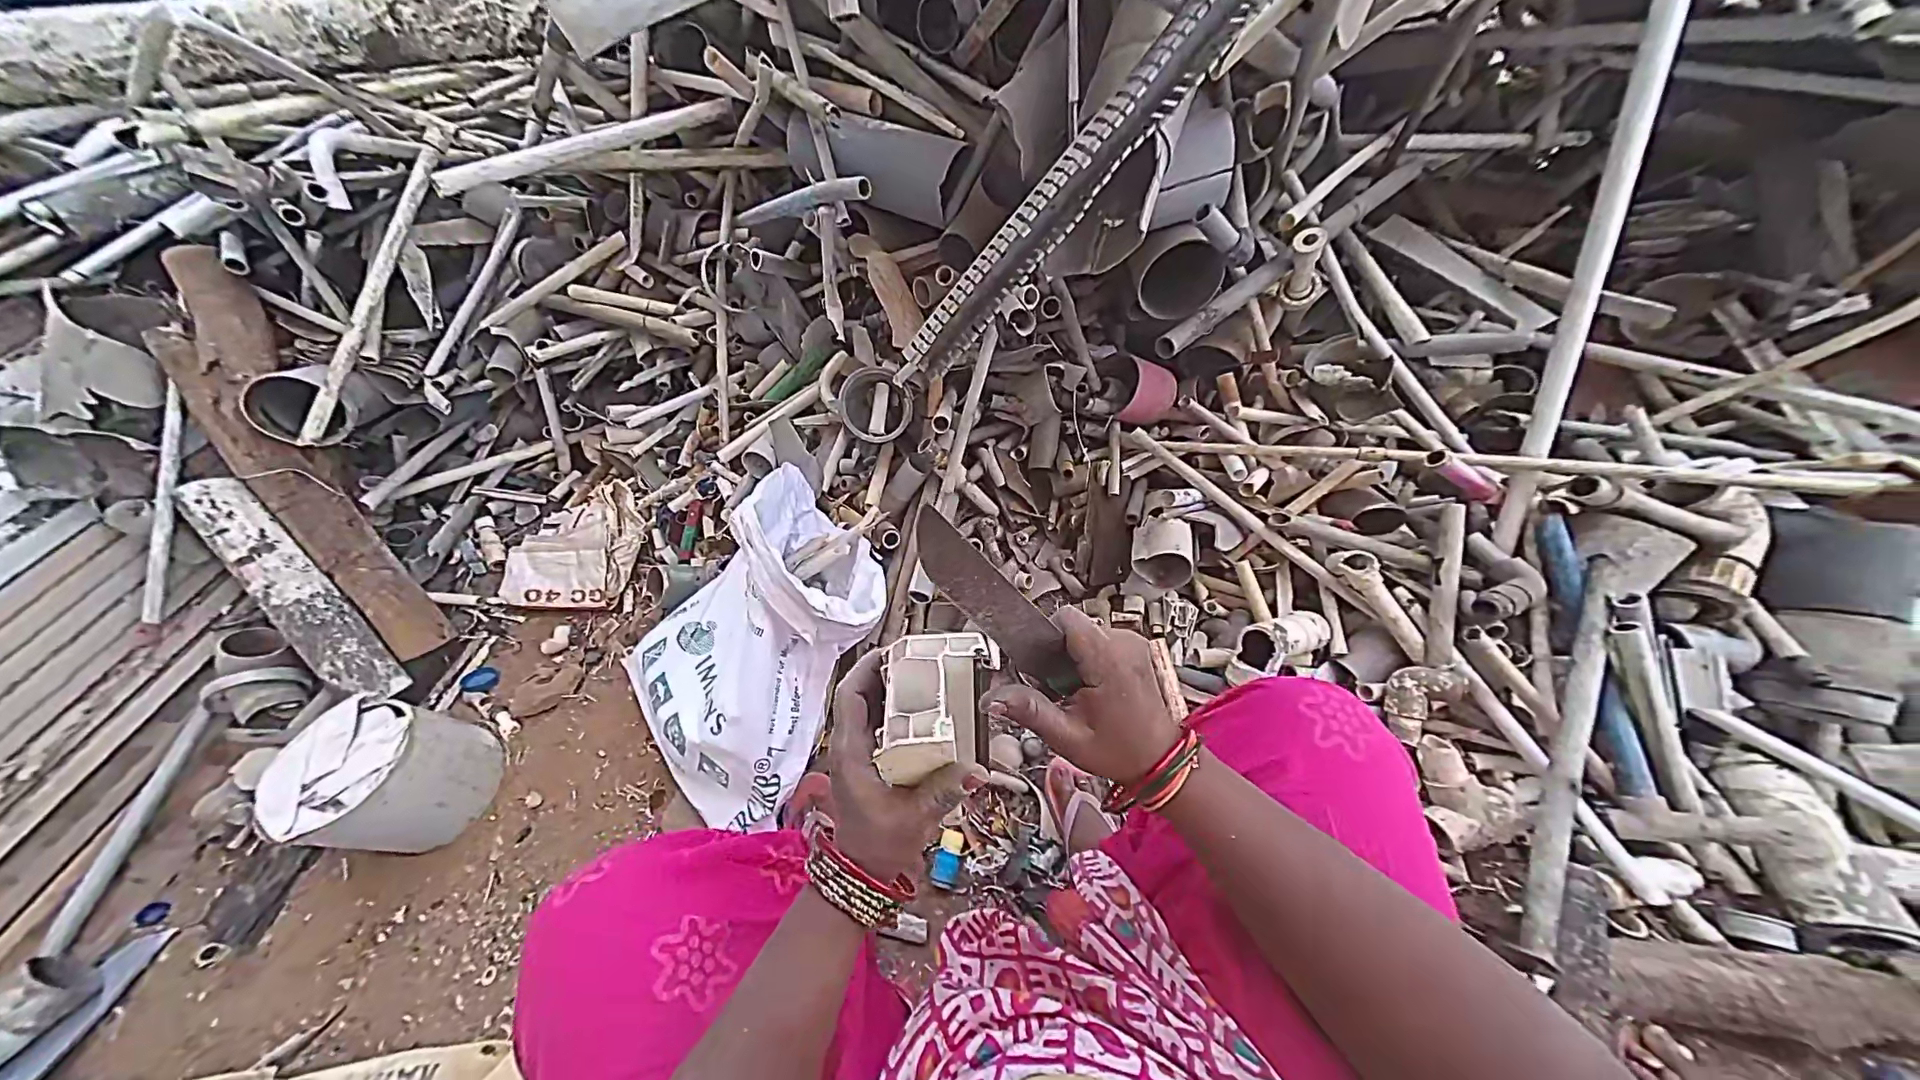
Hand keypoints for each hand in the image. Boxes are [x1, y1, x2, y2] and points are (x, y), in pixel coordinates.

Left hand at [826, 649, 983, 880]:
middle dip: (880, 672)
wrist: (863, 872)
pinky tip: (916, 706)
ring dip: (885, 687)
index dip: (866, 670)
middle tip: (912, 656)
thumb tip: (977, 770)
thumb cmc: (881, 845)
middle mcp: (847, 747)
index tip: (891, 651)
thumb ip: (943, 792)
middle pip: (856, 695)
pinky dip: (890, 708)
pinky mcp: (864, 761)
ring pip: (864, 707)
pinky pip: (872, 723)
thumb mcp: (914, 817)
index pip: (850, 698)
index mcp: (851, 754)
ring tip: (916, 672)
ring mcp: (853, 753)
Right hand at [981, 607, 1181, 783]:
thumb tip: (995, 697)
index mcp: (1109, 659)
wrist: (1160, 761)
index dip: (1044, 637)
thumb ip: (1030, 710)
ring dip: (1073, 658)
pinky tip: (1092, 688)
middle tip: (1060, 690)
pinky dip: (1089, 660)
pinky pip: (1100, 641)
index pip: (1065, 617)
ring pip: (1084, 633)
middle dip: (1057, 655)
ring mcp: (1134, 644)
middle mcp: (1125, 643)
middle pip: (1072, 627)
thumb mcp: (1067, 736)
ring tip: (1078, 692)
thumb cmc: (1122, 751)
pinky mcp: (1135, 649)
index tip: (1040, 665)